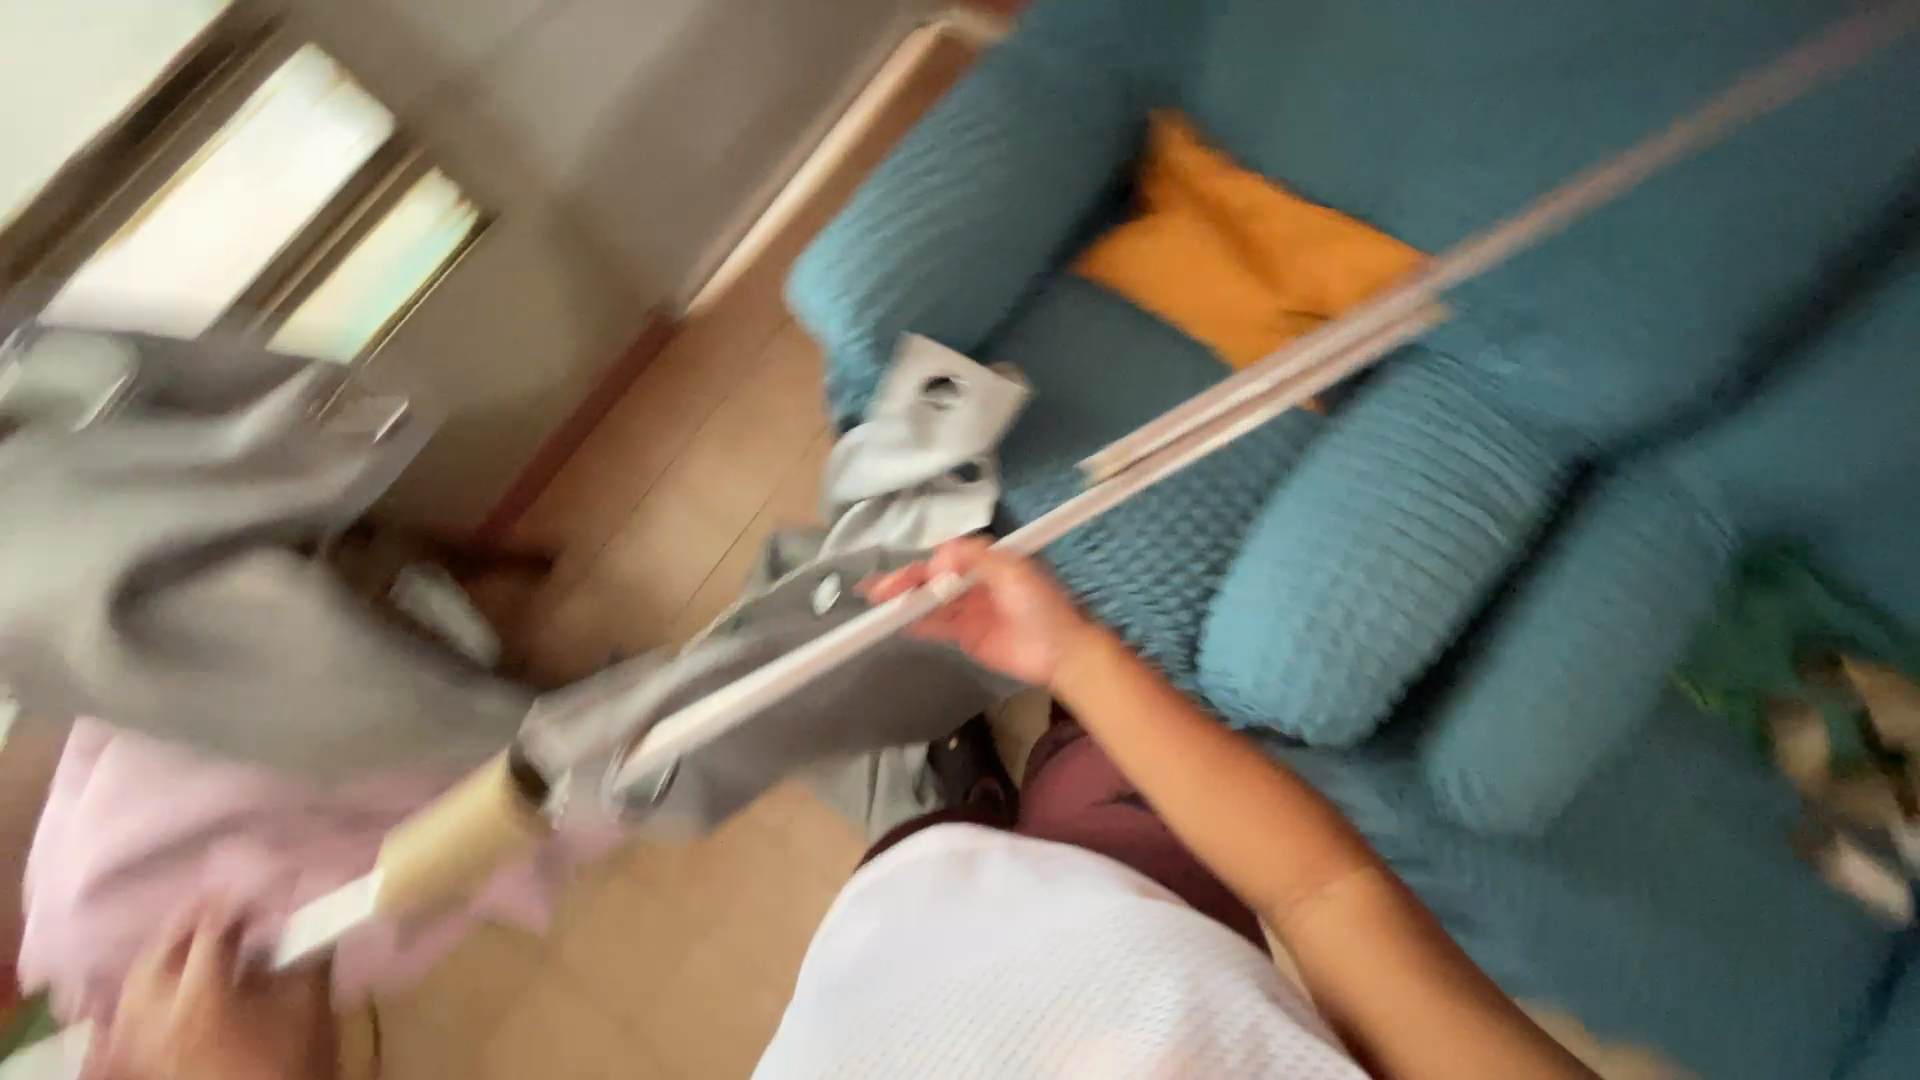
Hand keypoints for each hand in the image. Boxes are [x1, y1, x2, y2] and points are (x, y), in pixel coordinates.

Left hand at [88, 906, 335, 1079]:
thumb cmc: (293, 1055)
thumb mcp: (311, 1000)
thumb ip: (308, 956)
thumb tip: (308, 923)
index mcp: (203, 996)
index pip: (209, 935)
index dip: (232, 908)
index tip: (256, 894)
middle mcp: (158, 1016)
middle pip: (157, 958)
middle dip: (184, 926)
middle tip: (214, 905)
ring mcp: (141, 1043)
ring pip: (133, 988)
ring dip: (161, 956)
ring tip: (190, 939)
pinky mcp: (139, 1061)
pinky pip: (124, 1019)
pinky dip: (140, 994)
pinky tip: (161, 984)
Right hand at [863, 536, 1094, 685]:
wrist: (1061, 651)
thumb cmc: (1042, 605)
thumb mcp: (1013, 570)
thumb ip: (976, 558)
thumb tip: (938, 557)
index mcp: (986, 563)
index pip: (947, 558)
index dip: (927, 565)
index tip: (916, 575)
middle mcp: (973, 583)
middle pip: (932, 579)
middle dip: (906, 581)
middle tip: (879, 589)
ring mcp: (968, 610)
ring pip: (929, 602)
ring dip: (905, 601)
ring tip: (878, 601)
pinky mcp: (965, 635)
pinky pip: (935, 626)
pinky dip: (916, 623)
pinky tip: (897, 621)